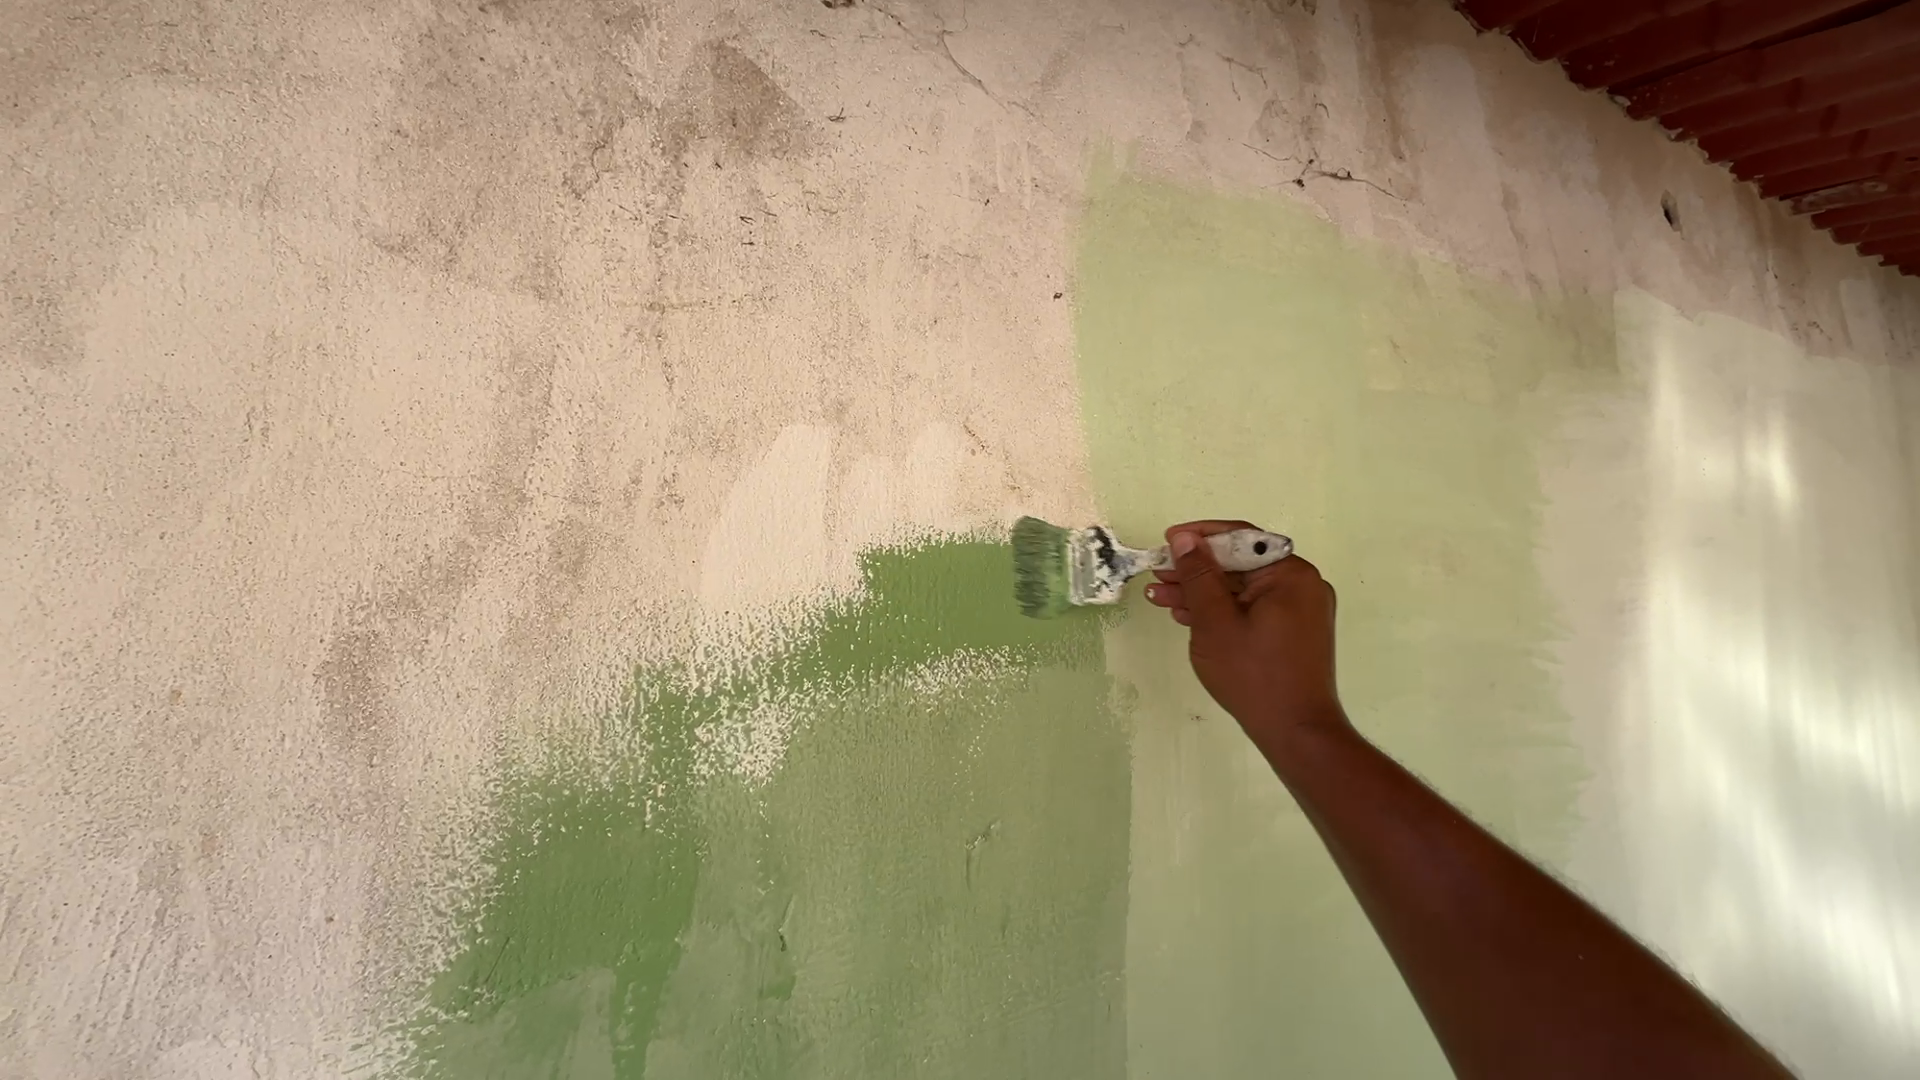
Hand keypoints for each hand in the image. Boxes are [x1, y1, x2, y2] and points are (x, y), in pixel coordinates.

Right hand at [1144, 520, 1347, 746]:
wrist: (1296, 732)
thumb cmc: (1253, 672)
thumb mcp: (1215, 620)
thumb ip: (1198, 574)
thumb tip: (1185, 538)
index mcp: (1291, 574)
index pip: (1241, 538)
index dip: (1200, 537)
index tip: (1166, 542)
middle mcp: (1301, 586)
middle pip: (1239, 565)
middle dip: (1194, 570)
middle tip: (1156, 574)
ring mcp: (1298, 611)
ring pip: (1241, 589)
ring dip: (1200, 592)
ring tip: (1159, 598)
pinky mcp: (1291, 633)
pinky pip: (1250, 609)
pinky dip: (1220, 611)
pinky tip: (1186, 617)